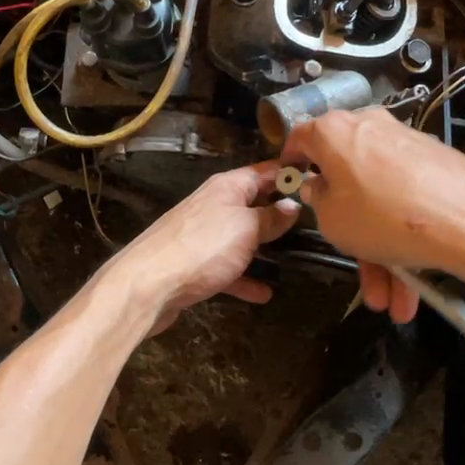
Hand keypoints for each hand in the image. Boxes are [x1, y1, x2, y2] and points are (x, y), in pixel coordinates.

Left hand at [107, 161, 300, 334]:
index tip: (316, 177)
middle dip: (278, 212)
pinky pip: (228, 268)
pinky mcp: (196, 264)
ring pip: (241, 237)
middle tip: (311, 222)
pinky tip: (264, 293)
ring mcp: (203, 235)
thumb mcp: (246, 228)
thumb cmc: (203, 246)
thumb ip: (270, 218)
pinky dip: (245, 278)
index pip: (263, 171)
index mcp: (227, 187)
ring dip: (263, 248)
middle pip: (252, 204)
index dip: (288, 172)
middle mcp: (214, 205)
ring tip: (293, 257)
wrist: (149, 283)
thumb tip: (291, 205)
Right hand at [281, 109, 464, 321]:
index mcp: (334, 131)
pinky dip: (406, 236)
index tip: (292, 184)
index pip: (301, 138)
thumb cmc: (382, 217)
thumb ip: (317, 201)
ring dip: (384, 253)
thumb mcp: (332, 220)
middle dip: (352, 236)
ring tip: (396, 302)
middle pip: (348, 181)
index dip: (293, 164)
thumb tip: (318, 187)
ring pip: (381, 200)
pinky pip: (408, 199)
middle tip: (358, 273)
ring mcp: (406, 145)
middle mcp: (370, 128)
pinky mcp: (437, 163)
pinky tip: (417, 281)